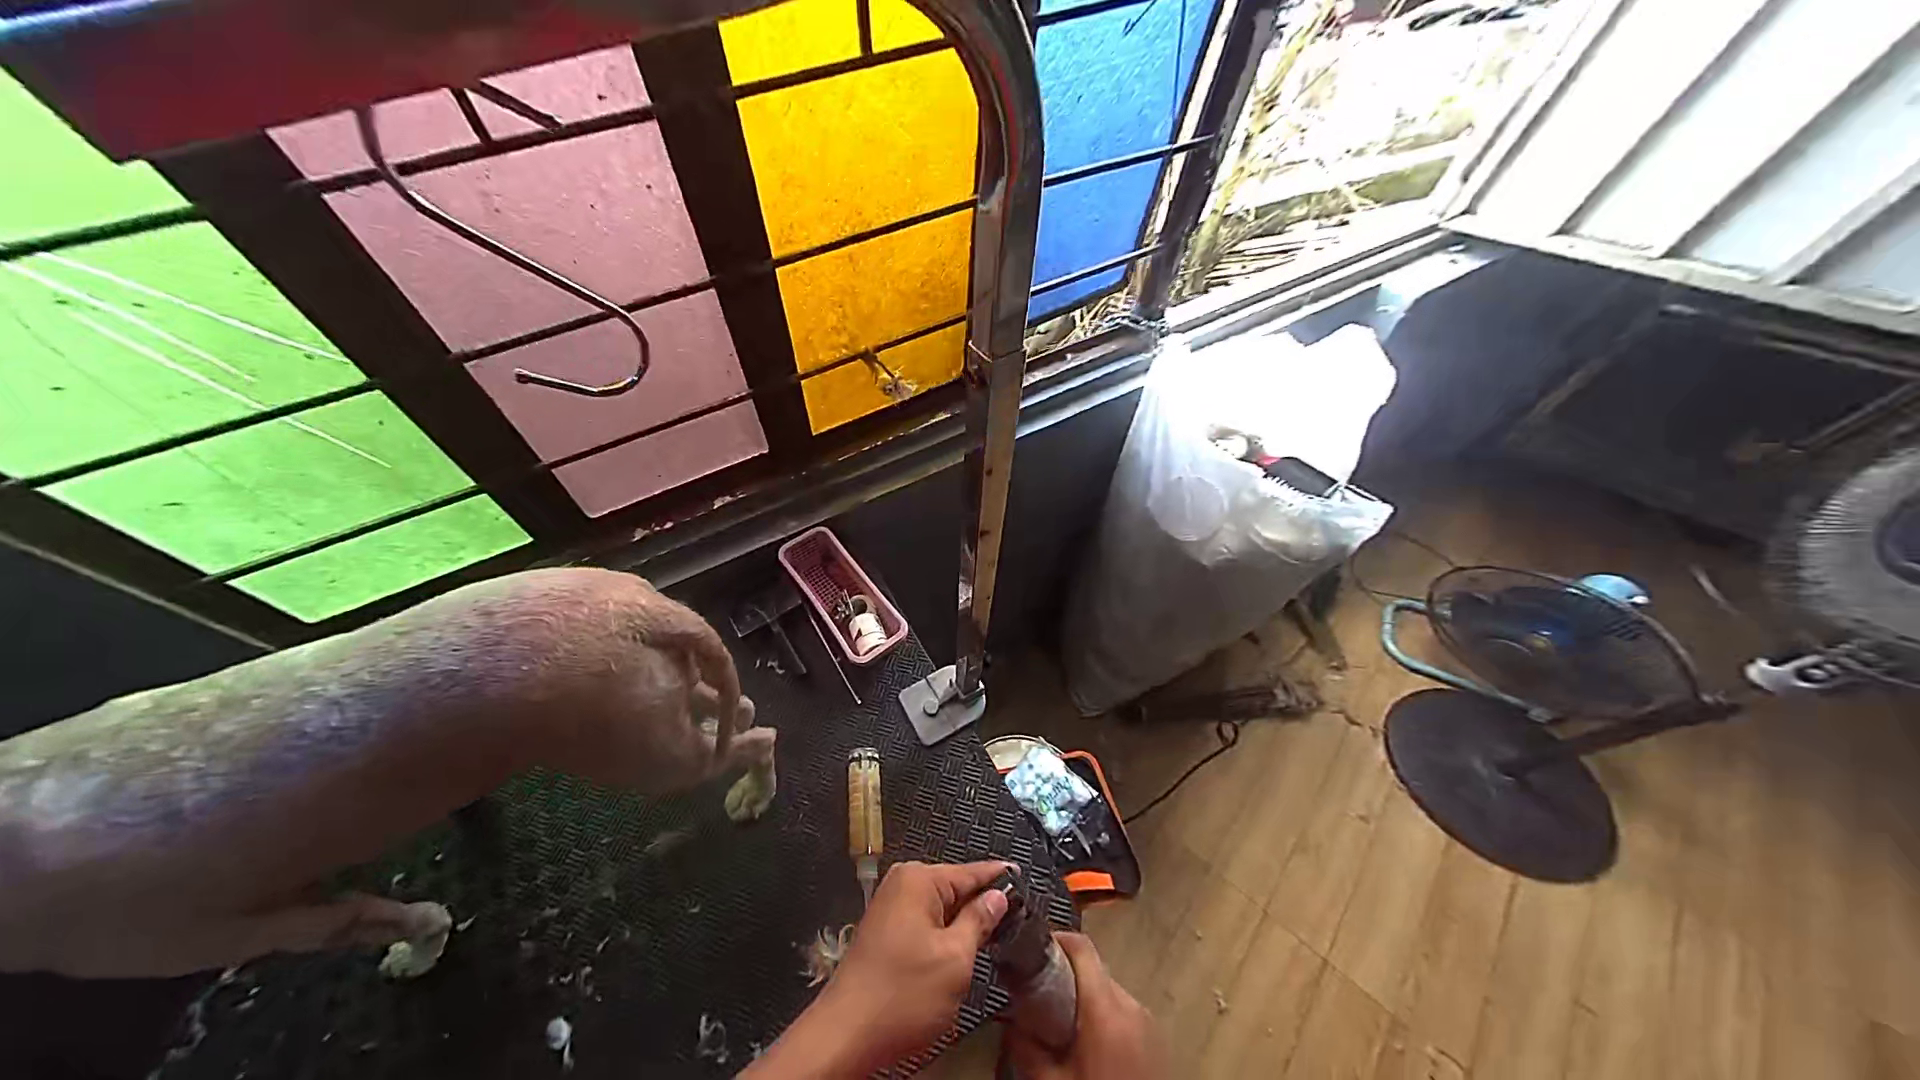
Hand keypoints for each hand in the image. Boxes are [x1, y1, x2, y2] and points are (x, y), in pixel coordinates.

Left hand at [745, 861, 1011, 1078]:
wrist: (846, 1036)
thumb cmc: (900, 996)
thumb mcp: (955, 958)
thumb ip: (980, 921)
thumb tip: (997, 896)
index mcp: (919, 879)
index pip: (971, 871)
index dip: (1000, 878)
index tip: (1021, 878)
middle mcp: (902, 884)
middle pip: (956, 888)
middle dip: (981, 906)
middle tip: (1013, 922)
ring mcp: (891, 907)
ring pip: (941, 909)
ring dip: (962, 926)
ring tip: (990, 942)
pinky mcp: (886, 931)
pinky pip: (925, 923)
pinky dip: (943, 937)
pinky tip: (958, 956)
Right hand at [1005, 932, 1162, 1079]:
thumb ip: (1026, 1045)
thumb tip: (1010, 1019)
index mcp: (1105, 1008)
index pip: (1081, 946)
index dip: (1056, 938)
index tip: (1034, 949)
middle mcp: (1131, 1005)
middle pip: (1094, 969)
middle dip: (1066, 976)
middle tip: (1040, 996)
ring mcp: (1149, 1023)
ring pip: (1109, 991)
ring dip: (1086, 998)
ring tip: (1064, 1027)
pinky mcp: (1158, 1041)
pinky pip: (1125, 1013)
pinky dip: (1105, 1017)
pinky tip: (1091, 1046)